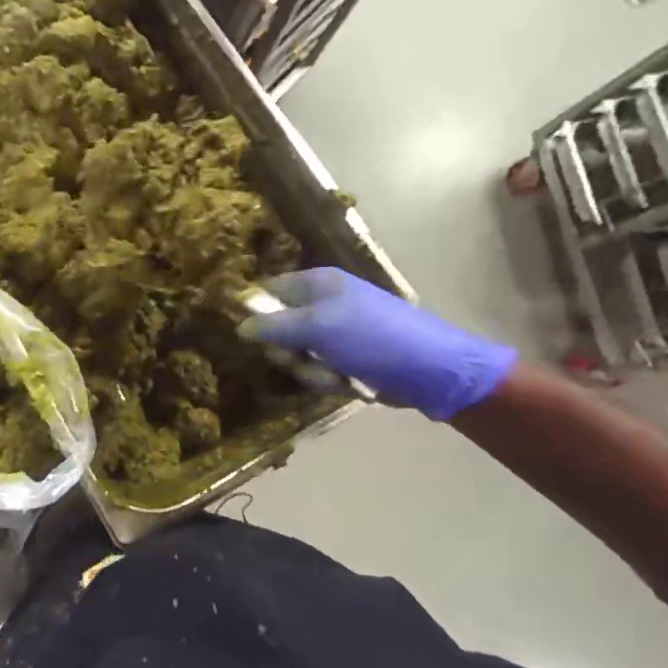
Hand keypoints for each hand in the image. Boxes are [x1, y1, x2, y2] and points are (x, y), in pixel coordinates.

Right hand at [240, 268, 516, 419]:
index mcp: (317, 284)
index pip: (269, 291)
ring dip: (309, 370)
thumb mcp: (318, 327)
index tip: (251, 336)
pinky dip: (326, 380)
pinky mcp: (345, 358)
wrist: (428, 370)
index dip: (256, 312)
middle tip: (299, 357)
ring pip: (296, 355)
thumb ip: (274, 326)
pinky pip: (316, 370)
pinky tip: (345, 383)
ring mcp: (335, 333)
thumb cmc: (371, 338)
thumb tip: (239, 326)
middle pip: (278, 328)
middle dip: (287, 350)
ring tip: (333, 374)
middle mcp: (323, 304)